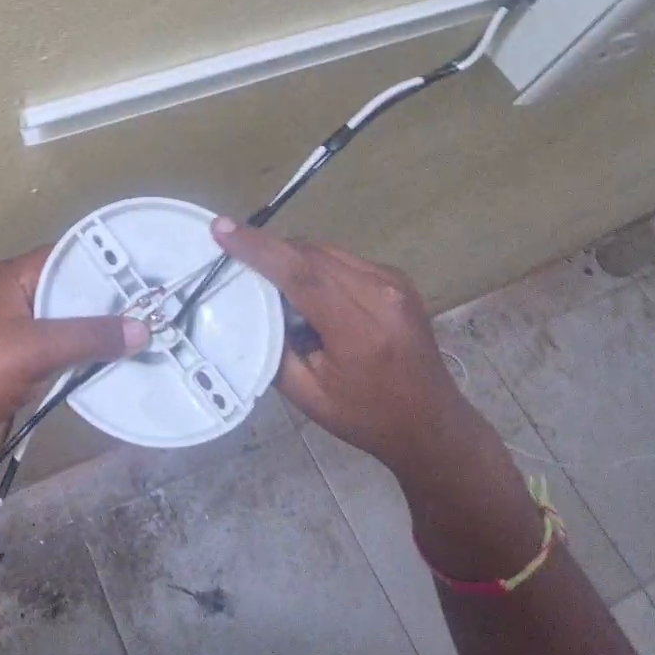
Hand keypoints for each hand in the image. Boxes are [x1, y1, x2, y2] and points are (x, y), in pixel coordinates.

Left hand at [0, 246, 148, 454]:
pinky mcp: (26, 366)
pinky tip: (123, 362)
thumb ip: (89, 335)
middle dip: (111, 300)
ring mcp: (21, 334)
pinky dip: (89, 358)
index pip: (67, 255)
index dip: (106, 260)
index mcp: (12, 278)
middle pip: (72, 291)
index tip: (149, 268)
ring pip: (71, 325)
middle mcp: (18, 298)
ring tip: (154, 331)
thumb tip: (143, 327)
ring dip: (103, 332)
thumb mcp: (35, 348)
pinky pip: (65, 354)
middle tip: (160, 304)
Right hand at [212, 217, 474, 472]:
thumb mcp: (308, 395)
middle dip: (268, 249)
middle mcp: (382, 295)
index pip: (301, 274)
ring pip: (325, 250)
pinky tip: (304, 286)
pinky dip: (314, 264)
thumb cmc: (366, 417)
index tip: (221, 229)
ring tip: (266, 276)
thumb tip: (246, 304)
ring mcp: (394, 282)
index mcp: (360, 330)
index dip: (258, 249)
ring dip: (291, 256)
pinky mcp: (396, 278)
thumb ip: (274, 347)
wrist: (434, 425)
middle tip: (232, 254)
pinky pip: (341, 258)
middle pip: (310, 254)